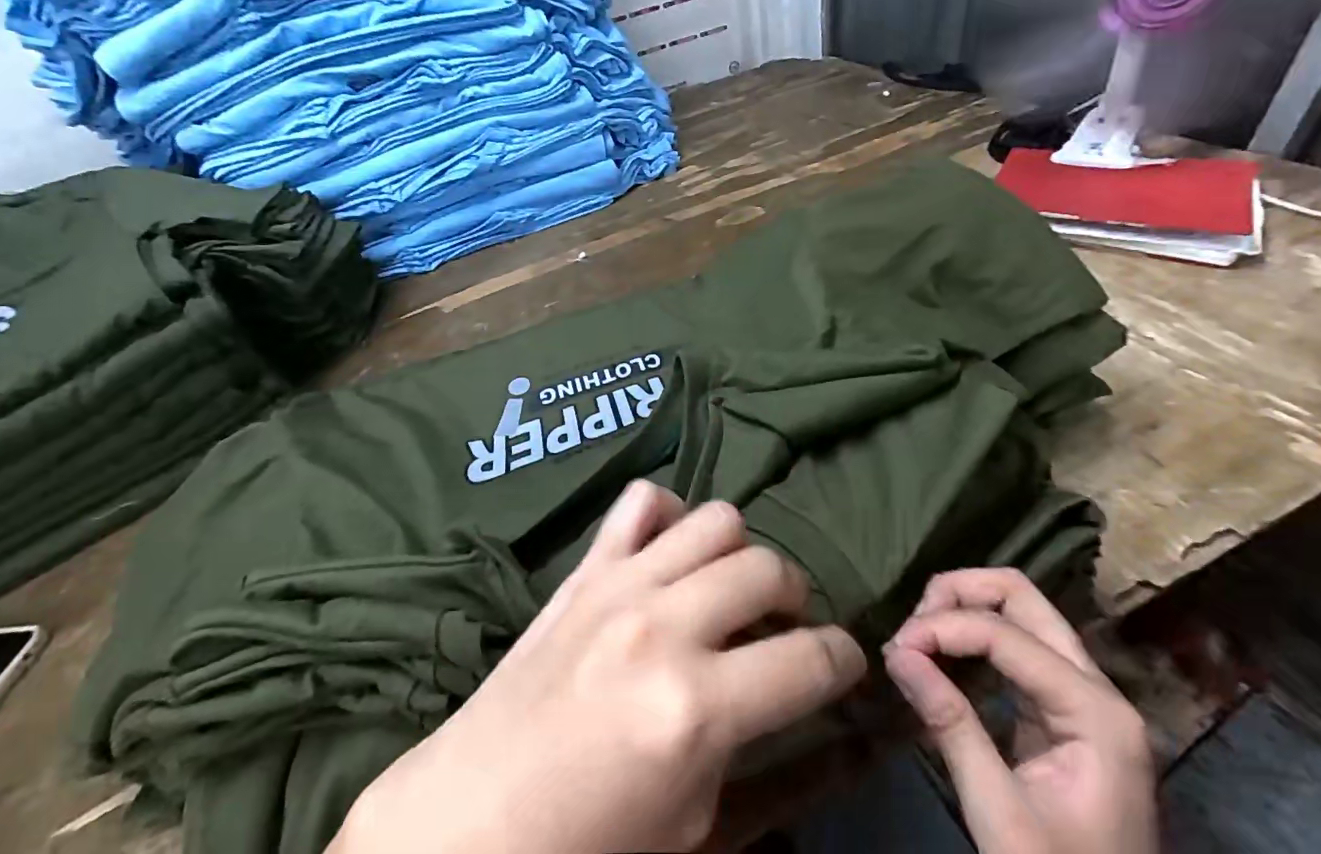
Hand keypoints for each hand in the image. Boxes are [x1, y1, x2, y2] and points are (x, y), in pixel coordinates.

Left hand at [330, 481, 868, 853]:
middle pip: (770, 568)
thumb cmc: (589, 840)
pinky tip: (673, 555)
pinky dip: (670, 515)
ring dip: (742, 555)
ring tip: (732, 595)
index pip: (814, 657)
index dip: (844, 662)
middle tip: (783, 635)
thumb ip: (780, 776)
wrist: (474, 813)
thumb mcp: (700, 829)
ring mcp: (617, 584)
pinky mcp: (583, 568)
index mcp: (695, 708)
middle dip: (798, 600)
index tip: (841, 669)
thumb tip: (845, 735)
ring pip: (716, 520)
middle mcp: (661, 626)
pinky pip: (640, 500)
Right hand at [883, 569, 1157, 853]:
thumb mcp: (998, 811)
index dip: (941, 628)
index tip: (893, 652)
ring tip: (918, 638)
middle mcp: (1099, 689)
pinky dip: (973, 635)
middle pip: (1022, 597)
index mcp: (1096, 712)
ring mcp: (1086, 697)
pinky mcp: (1065, 710)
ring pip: (1020, 612)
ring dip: (963, 608)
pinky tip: (940, 654)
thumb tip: (895, 653)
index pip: (1005, 633)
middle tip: (910, 626)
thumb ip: (949, 723)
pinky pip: (1016, 644)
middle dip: (957, 594)